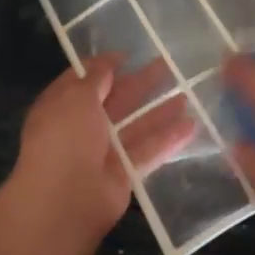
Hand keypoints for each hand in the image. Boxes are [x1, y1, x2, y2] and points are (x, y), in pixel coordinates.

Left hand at [6, 54, 195, 246]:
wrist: (63, 200)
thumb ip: (96, 79)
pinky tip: (191, 125)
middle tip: (168, 65)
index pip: (86, 78)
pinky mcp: (124, 173)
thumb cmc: (63, 137)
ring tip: (187, 93)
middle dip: (140, 82)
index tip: (130, 54)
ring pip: (136, 124)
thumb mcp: (76, 97)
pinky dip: (167, 139)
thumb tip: (108, 64)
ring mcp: (104, 151)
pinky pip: (147, 151)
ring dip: (160, 109)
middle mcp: (83, 125)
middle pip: (116, 99)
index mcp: (63, 103)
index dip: (106, 66)